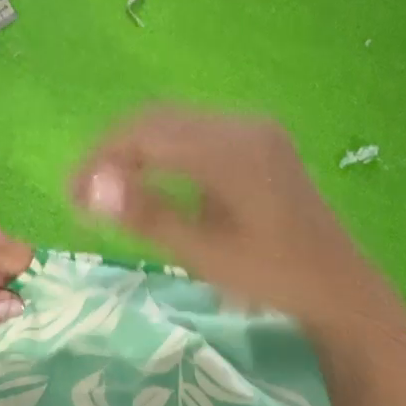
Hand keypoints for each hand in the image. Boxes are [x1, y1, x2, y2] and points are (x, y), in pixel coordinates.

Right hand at [73, 109, 394, 332]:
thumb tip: (91, 191)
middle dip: (111, 153)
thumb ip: (147, 216)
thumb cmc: (270, 277)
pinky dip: (160, 155)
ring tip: (105, 193)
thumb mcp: (203, 252)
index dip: (99, 160)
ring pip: (174, 125)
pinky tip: (146, 185)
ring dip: (133, 152)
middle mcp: (241, 127)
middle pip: (157, 121)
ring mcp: (253, 132)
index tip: (69, 195)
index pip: (145, 135)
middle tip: (79, 194)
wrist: (336, 285)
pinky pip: (195, 136)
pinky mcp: (258, 145)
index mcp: (229, 151)